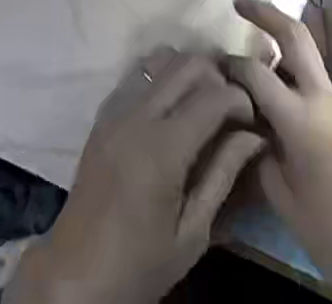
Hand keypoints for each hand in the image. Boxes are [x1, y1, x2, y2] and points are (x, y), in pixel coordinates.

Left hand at [6, 49, 267, 303]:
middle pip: (188, 64)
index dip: (242, 100)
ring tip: (203, 101)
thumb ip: (224, 174)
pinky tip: (172, 105)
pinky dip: (162, 76)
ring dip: (189, 71)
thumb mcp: (193, 231)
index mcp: (163, 149)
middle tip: (231, 107)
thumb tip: (255, 134)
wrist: (76, 272)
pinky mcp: (103, 113)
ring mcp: (116, 110)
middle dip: (218, 76)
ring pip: (161, 59)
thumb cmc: (140, 262)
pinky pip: (138, 74)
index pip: (214, 96)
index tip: (252, 120)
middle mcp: (137, 116)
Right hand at [225, 0, 331, 303]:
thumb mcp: (279, 192)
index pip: (257, 73)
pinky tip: (283, 110)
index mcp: (303, 119)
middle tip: (238, 2)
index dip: (231, 65)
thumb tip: (245, 120)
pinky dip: (297, 85)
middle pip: (296, 36)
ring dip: (282, 59)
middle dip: (266, 13)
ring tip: (255, 77)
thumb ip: (258, 146)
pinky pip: (319, 87)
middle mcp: (328, 98)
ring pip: (308, 64)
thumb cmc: (329, 231)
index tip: (213, 66)